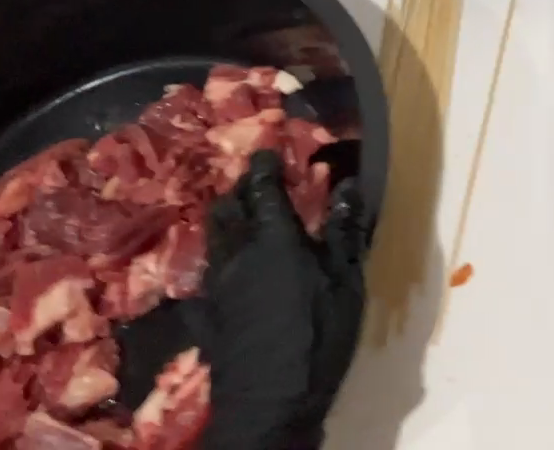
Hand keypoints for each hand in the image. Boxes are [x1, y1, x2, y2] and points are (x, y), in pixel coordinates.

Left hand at [199, 151, 368, 449]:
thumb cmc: (318, 336)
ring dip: (225, 222)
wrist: (271, 404)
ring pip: (212, 241)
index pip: (262, 188)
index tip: (269, 148)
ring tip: (240, 218)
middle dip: (239, 190)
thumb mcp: (345, 281)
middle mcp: (238, 255)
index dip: (264, 164)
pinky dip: (216, 266)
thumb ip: (344, 230)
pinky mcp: (205, 319)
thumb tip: (348, 185)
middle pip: (226, 210)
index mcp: (274, 239)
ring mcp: (216, 288)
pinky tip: (225, 275)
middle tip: (256, 183)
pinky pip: (205, 281)